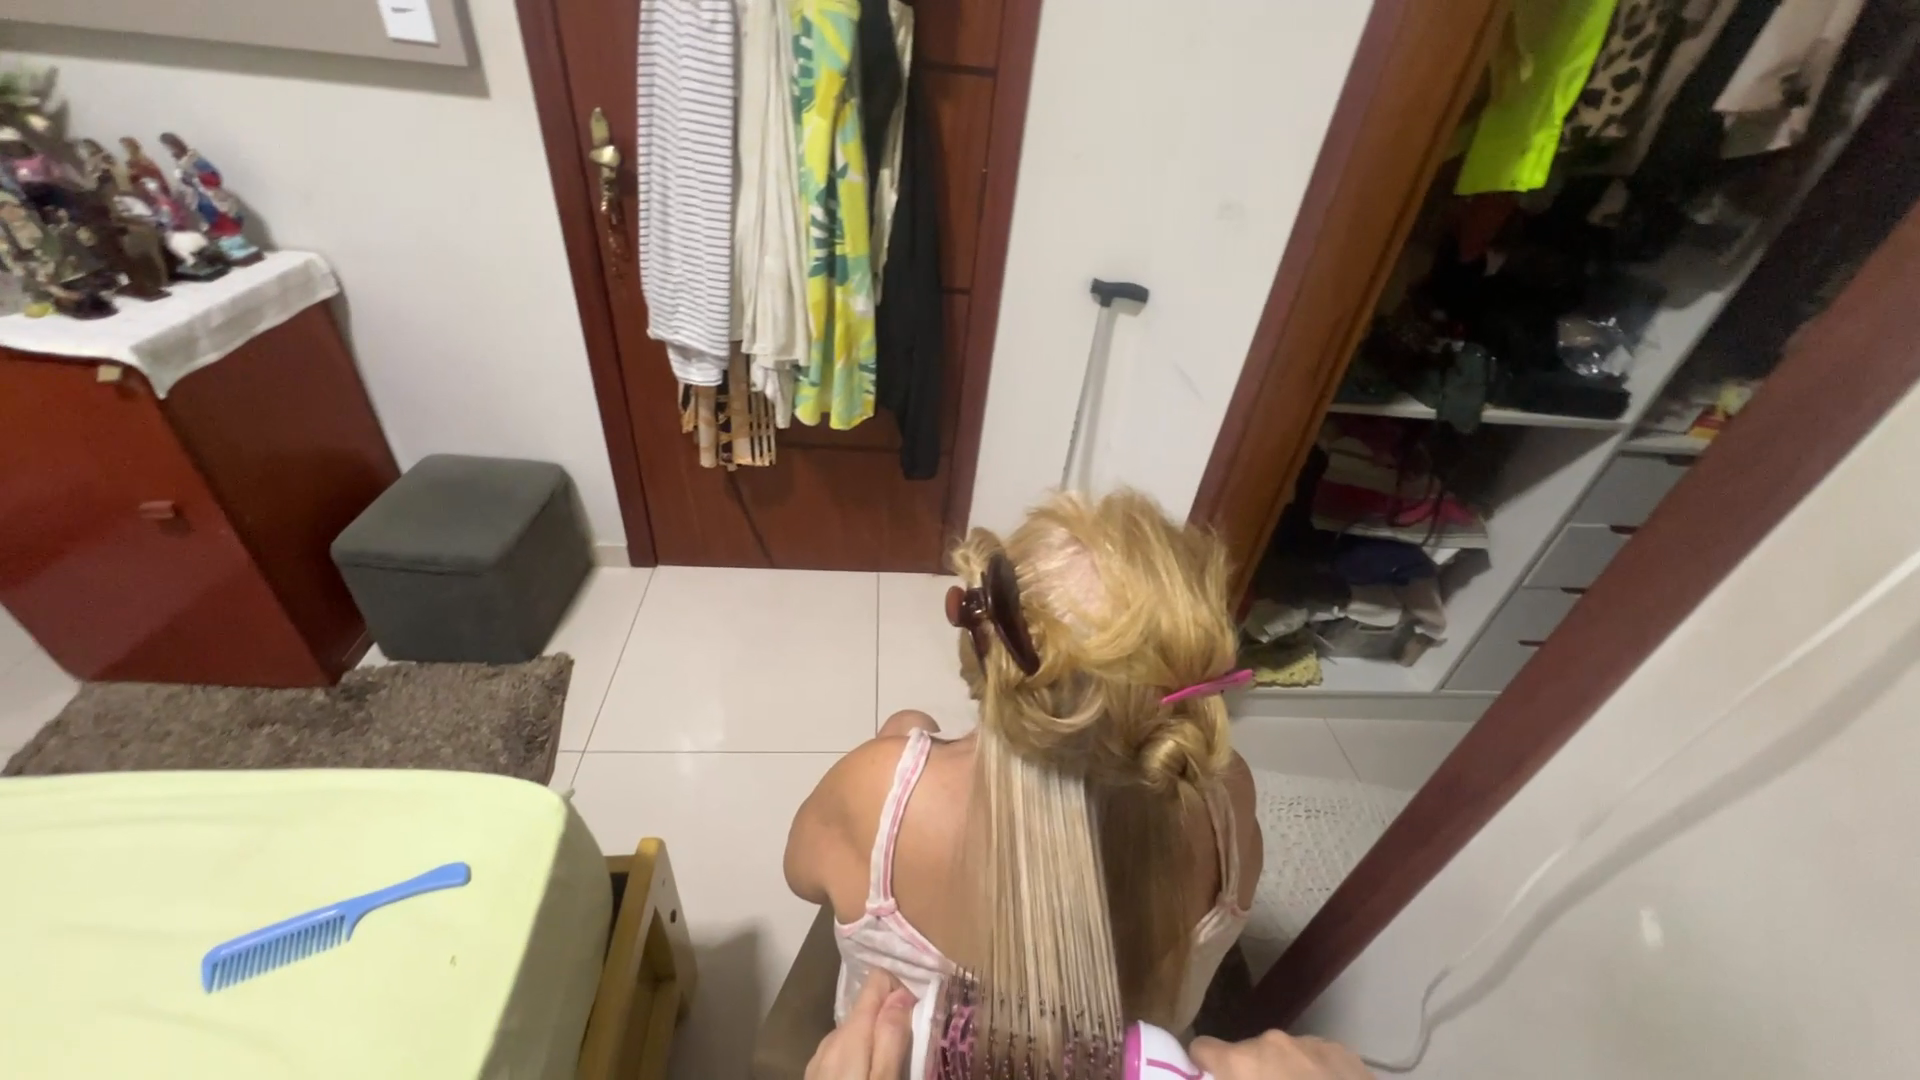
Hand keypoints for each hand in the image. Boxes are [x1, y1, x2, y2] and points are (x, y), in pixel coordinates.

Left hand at [805, 970, 914, 1079]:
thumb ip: (892, 1038)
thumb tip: (902, 993)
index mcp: (848, 1032)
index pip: (876, 979)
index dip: (901, 993)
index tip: (916, 1020)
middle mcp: (830, 1037)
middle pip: (868, 1007)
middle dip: (889, 1021)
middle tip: (908, 1052)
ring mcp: (818, 1057)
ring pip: (856, 1030)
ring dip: (874, 1040)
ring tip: (889, 1066)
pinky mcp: (815, 1076)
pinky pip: (843, 1051)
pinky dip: (859, 1056)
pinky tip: (865, 1076)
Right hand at [1190, 1031, 1373, 1079]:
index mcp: (1243, 1063)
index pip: (1202, 1048)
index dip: (1205, 1069)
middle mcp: (1270, 1042)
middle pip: (1247, 1055)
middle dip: (1253, 1079)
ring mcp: (1308, 1042)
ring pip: (1283, 1056)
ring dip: (1285, 1077)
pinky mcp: (1342, 1051)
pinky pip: (1315, 1059)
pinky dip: (1315, 1077)